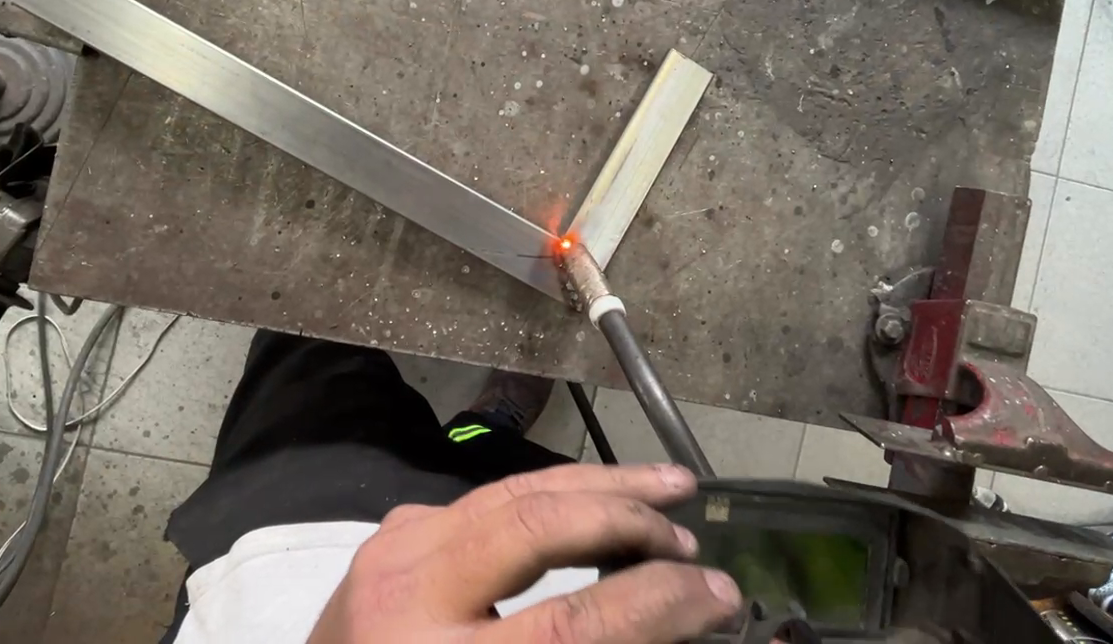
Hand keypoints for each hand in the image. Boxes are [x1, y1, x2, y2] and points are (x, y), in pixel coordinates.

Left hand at [307, 463, 742, 643]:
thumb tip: (666, 618)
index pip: (571, 627)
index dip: (656, 603)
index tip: (717, 593)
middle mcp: (411, 598)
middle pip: (537, 527)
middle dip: (626, 518)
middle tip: (689, 530)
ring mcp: (395, 549)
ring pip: (514, 490)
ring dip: (596, 484)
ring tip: (663, 484)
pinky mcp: (395, 528)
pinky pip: (488, 497)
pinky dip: (550, 494)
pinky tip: (592, 495)